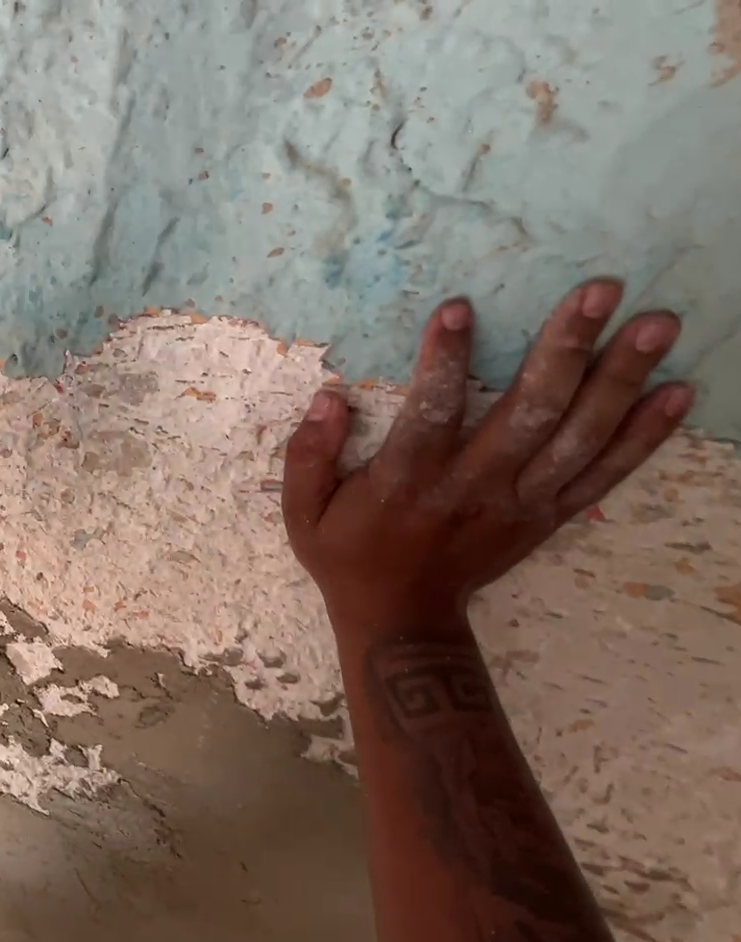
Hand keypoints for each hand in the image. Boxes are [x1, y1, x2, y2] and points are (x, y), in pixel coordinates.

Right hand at [285, 279, 693, 631]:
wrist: (399, 613)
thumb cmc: (346, 555)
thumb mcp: (302, 512)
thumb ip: (308, 456)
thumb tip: (327, 399)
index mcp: (405, 483)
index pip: (429, 413)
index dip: (443, 361)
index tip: (457, 309)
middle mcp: (469, 488)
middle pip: (527, 413)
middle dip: (564, 349)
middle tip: (599, 292)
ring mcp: (517, 502)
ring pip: (577, 436)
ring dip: (619, 379)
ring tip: (655, 325)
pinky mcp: (547, 517)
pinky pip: (604, 474)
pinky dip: (644, 435)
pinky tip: (676, 391)